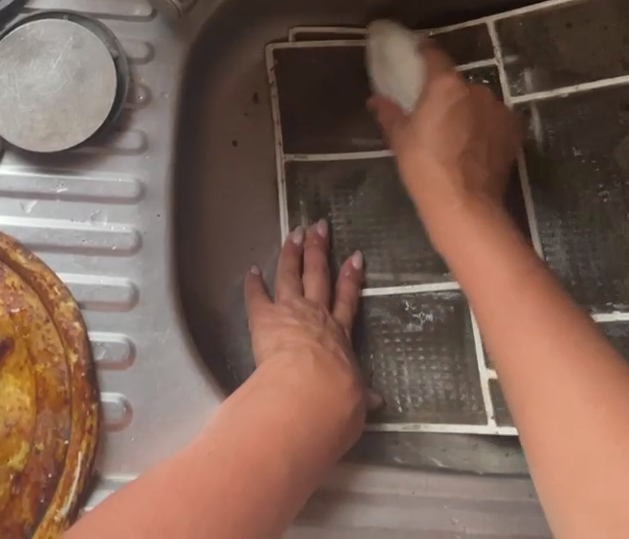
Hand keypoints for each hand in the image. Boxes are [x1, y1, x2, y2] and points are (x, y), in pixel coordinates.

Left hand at [243, 221, 367, 442]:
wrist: (310, 393)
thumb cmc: (337, 399)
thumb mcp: (356, 399)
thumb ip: (362, 395)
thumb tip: (376, 401)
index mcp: (339, 333)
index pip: (347, 299)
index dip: (352, 277)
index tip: (355, 256)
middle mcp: (316, 314)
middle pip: (318, 275)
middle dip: (319, 249)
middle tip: (319, 226)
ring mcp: (290, 311)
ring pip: (291, 275)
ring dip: (292, 252)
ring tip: (294, 232)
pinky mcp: (265, 317)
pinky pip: (257, 296)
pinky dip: (253, 282)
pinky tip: (251, 269)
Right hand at [369, 43, 522, 228]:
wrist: (464, 203)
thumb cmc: (424, 166)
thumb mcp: (400, 138)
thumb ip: (389, 113)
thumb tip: (376, 100)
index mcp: (446, 85)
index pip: (435, 55)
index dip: (425, 52)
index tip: (418, 51)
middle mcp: (477, 90)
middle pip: (459, 83)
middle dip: (448, 92)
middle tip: (435, 109)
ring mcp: (499, 110)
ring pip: (479, 101)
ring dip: (469, 109)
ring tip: (457, 131)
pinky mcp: (514, 131)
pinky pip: (496, 119)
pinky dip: (486, 125)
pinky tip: (476, 143)